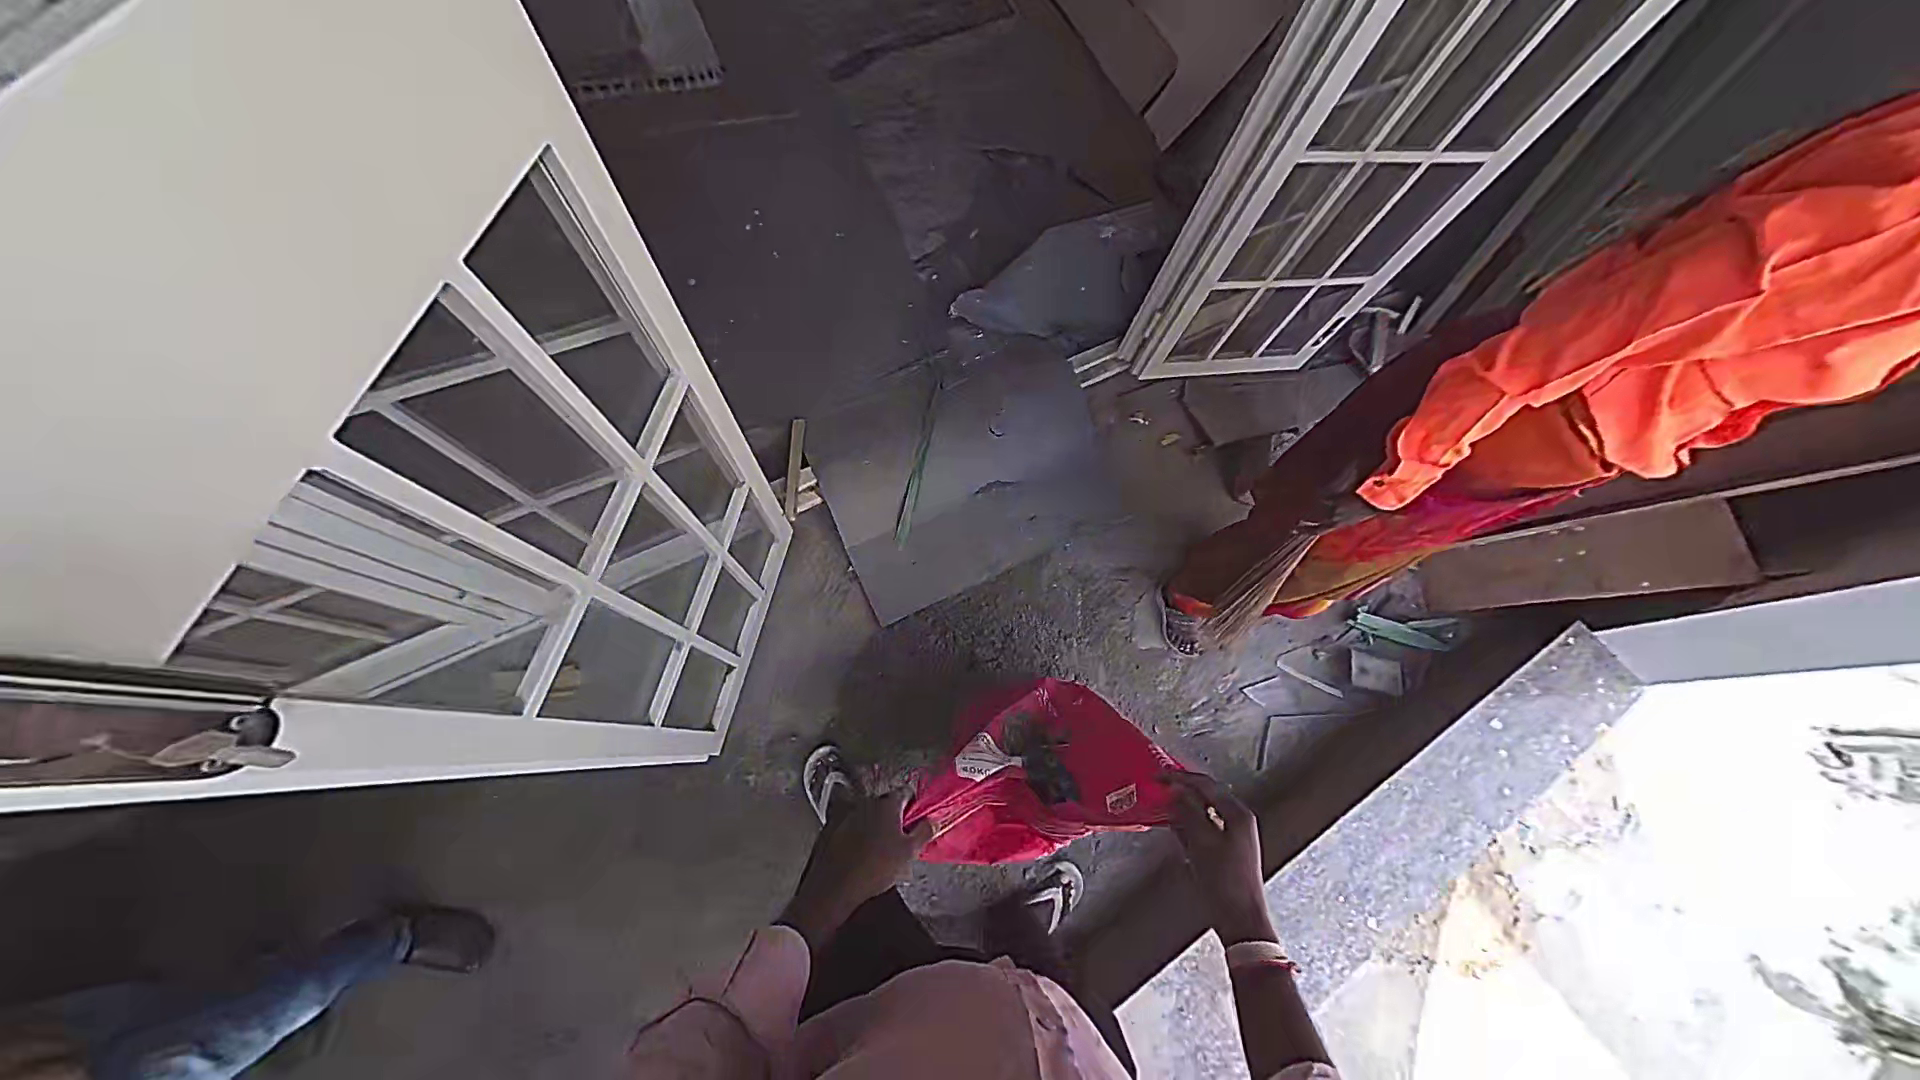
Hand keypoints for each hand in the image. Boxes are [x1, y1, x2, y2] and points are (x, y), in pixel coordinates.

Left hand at [778, 789, 931, 952]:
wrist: (835, 886)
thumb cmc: (875, 868)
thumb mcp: (908, 853)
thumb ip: (924, 832)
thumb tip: (933, 821)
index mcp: (887, 804)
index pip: (906, 792)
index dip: (914, 805)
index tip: (916, 819)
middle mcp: (866, 802)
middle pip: (886, 803)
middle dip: (894, 816)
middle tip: (899, 837)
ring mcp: (847, 813)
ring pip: (868, 814)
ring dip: (875, 824)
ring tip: (879, 847)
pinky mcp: (831, 827)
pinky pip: (851, 824)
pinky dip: (857, 832)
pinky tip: (859, 852)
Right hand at [1162, 771, 1276, 945]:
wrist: (1240, 919)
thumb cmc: (1225, 881)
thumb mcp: (1202, 841)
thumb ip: (1189, 811)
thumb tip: (1177, 790)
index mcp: (1237, 814)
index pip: (1205, 785)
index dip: (1180, 778)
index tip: (1159, 776)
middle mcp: (1238, 820)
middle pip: (1207, 795)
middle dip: (1182, 791)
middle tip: (1159, 787)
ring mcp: (1234, 835)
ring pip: (1204, 811)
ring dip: (1184, 807)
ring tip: (1163, 806)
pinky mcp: (1227, 849)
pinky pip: (1205, 826)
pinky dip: (1189, 823)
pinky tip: (1175, 827)